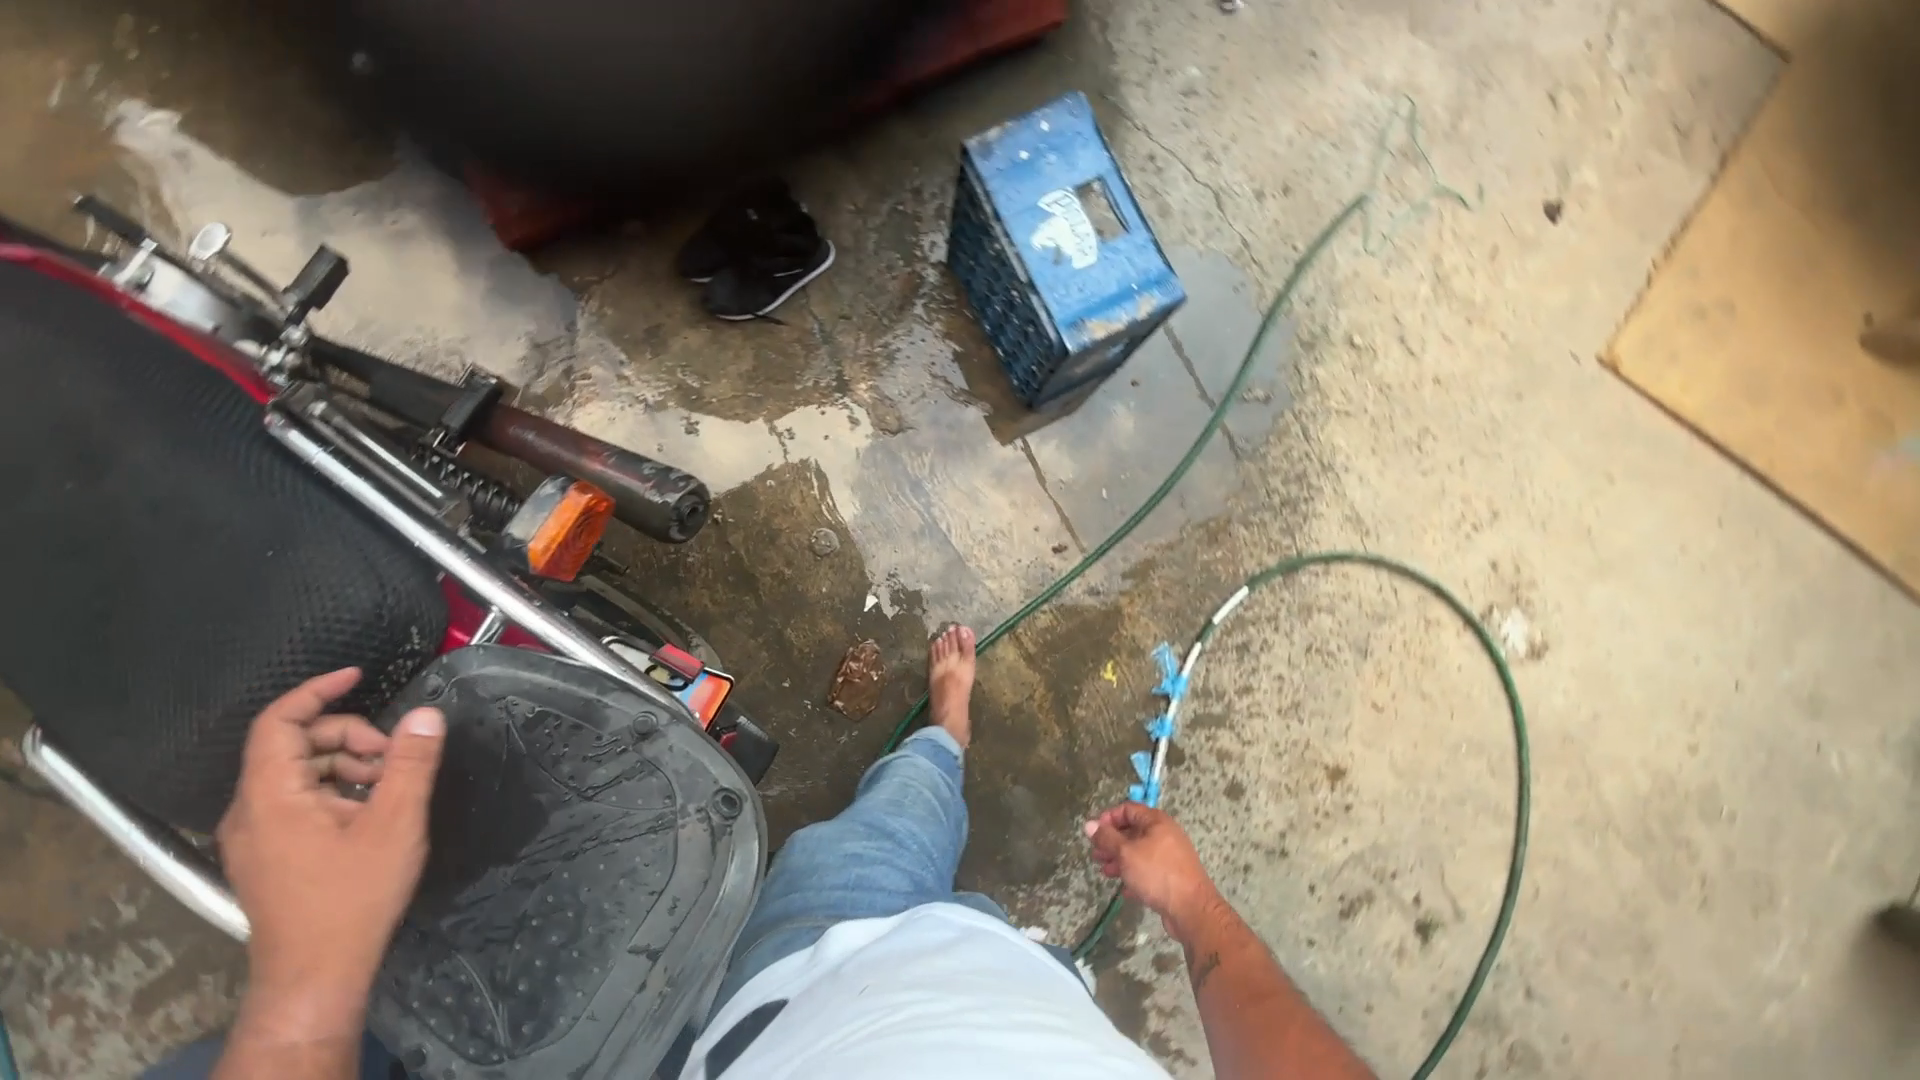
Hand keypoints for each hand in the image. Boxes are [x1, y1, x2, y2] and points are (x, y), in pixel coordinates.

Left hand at [217, 668, 445, 1044]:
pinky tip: (373, 811)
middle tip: (395, 757)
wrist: (317, 972)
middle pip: (295, 744)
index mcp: (271, 796)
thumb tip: (426, 714)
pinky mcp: (268, 853)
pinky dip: (337, 789)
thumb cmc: (354, 895)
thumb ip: (410, 763)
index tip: (357, 675)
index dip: (317, 691)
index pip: (279, 722)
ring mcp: (256, 834)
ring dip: (348, 764)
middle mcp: (250, 810)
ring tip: (390, 786)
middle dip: (350, 736)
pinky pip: (298, 799)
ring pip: (300, 773)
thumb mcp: (395, 822)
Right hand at [1084, 802, 1222, 939]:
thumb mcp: (1126, 852)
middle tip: (1096, 855)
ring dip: (1120, 861)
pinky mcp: (1172, 877)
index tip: (1095, 833)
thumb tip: (1089, 824)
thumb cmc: (1156, 873)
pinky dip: (1135, 876)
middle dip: (1112, 843)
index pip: (1128, 809)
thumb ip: (1106, 838)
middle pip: (1133, 832)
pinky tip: (1125, 890)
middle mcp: (1165, 835)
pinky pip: (1149, 871)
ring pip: (1139, 853)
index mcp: (1156, 822)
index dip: (1108, 818)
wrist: (1191, 909)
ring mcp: (1170, 857)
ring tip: (1105, 872)